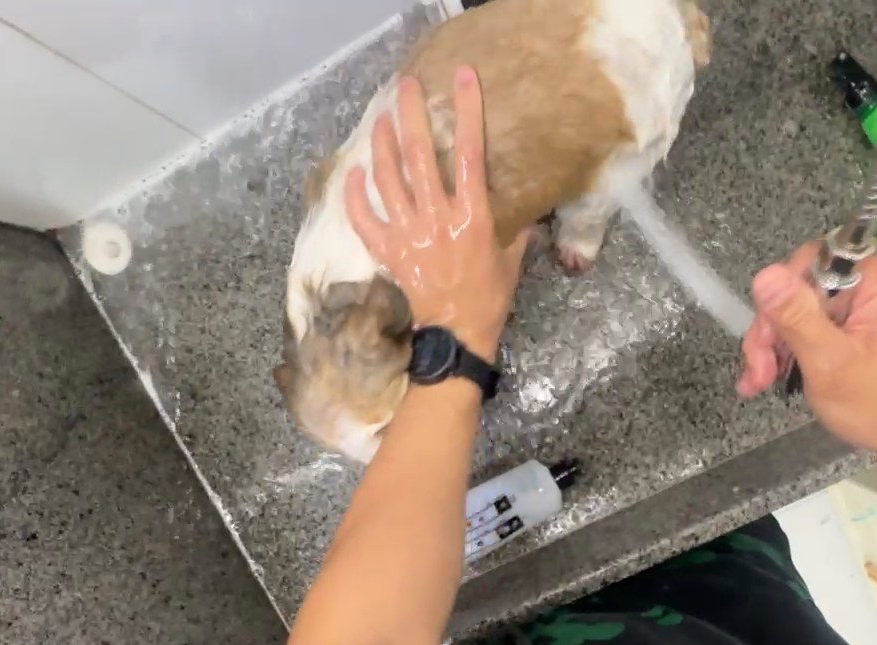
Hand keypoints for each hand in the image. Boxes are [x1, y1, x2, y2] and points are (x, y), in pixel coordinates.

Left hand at [346, 67, 529, 360]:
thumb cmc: (489, 299)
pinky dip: (357, 197)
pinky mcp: (390, 253)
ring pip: (389, 180)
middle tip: (406, 88)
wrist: (458, 334)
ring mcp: (410, 235)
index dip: (467, 112)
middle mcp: (438, 219)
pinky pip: (365, 220)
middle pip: (420, 156)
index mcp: (472, 217)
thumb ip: (514, 231)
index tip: (463, 79)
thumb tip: (521, 212)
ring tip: (380, 121)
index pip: (471, 154)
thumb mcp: (510, 261)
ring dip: (382, 146)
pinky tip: (354, 176)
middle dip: (412, 116)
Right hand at [737, 248, 876, 473]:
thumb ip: (795, 316)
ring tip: (761, 384)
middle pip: (805, 290)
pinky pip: (825, 327)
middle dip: (774, 333)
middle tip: (758, 376)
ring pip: (808, 312)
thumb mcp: (829, 363)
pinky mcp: (873, 328)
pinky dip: (799, 352)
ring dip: (780, 348)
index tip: (762, 349)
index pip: (810, 266)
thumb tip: (763, 275)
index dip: (777, 305)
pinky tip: (775, 379)